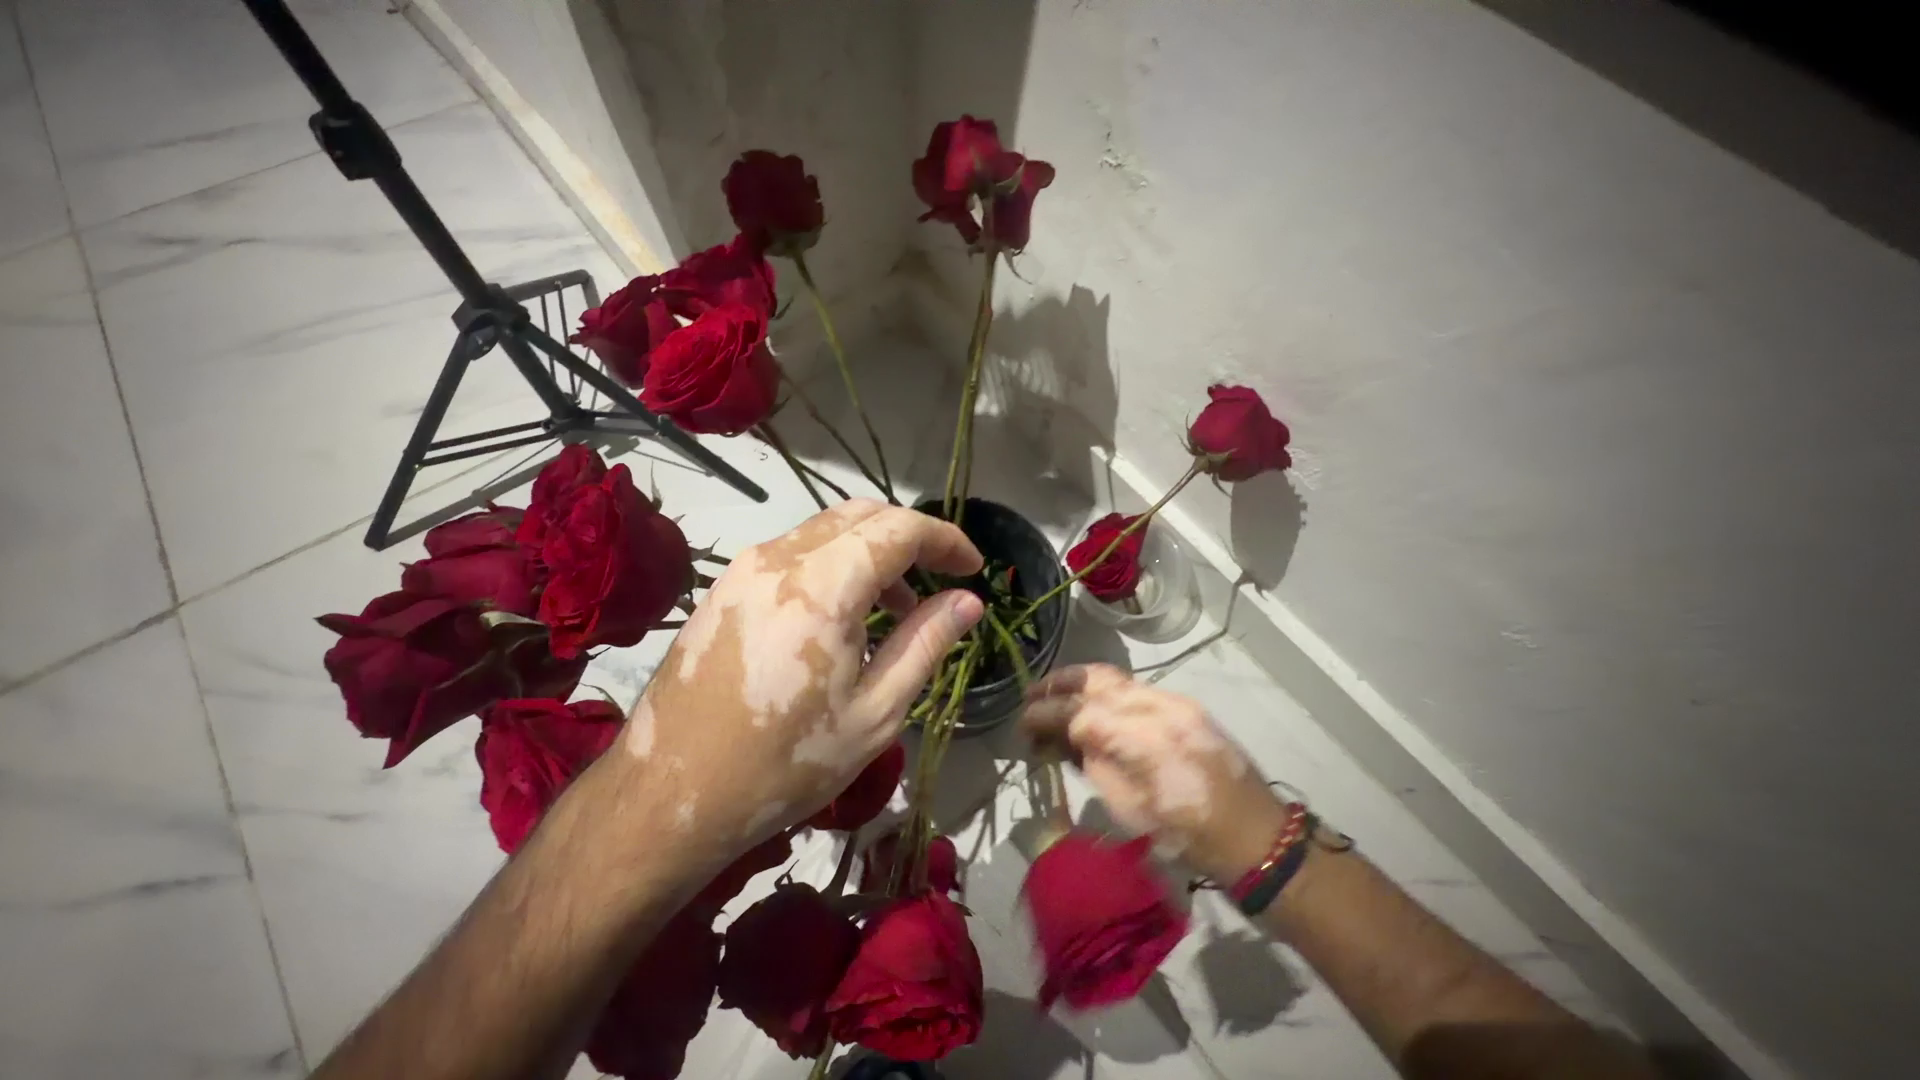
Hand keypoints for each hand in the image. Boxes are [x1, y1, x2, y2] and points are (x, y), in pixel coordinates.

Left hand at [620, 500, 983, 855]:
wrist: (671, 794)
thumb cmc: (784, 764)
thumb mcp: (874, 714)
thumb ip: (924, 644)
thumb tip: (967, 601)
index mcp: (822, 587)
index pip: (899, 528)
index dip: (945, 538)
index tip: (973, 568)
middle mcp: (778, 559)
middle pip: (859, 515)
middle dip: (908, 537)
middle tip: (937, 582)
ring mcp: (742, 570)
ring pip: (822, 530)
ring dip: (868, 552)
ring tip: (892, 609)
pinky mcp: (721, 589)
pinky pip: (790, 553)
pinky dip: (830, 565)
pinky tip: (839, 618)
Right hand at [1021, 664, 1289, 880]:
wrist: (1254, 835)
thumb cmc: (1187, 836)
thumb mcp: (1128, 809)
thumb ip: (1093, 765)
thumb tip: (1065, 740)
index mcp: (1142, 738)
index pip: (1078, 712)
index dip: (1044, 715)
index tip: (1021, 723)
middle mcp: (1158, 706)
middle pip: (1096, 680)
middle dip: (1058, 686)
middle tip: (1030, 699)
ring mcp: (1175, 702)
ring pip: (1116, 678)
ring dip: (1081, 684)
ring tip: (1055, 697)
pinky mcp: (1186, 707)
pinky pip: (1136, 688)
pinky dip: (1107, 692)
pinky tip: (1093, 707)